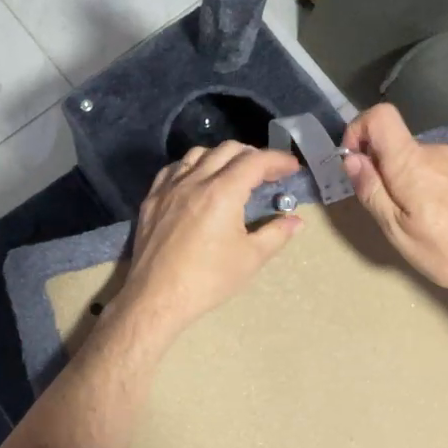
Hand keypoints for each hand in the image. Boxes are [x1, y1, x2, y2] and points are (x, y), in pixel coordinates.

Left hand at [119, 141, 302, 333]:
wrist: (157, 296)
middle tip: (266, 173)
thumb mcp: (250, 259)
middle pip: (227, 150)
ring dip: (221, 157)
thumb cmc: (208, 280)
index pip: (255, 161)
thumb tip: (296, 221)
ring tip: (233, 173)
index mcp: (223, 192)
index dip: (277, 160)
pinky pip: (173, 169)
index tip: (291, 167)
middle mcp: (195, 181)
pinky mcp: (151, 200)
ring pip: (198, 154)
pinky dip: (192, 167)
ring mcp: (169, 188)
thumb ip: (276, 234)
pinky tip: (197, 181)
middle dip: (252, 155)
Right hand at [342, 104, 447, 302]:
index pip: (379, 116)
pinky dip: (435, 187)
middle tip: (393, 214)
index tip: (356, 164)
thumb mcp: (399, 232)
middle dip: (384, 171)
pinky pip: (444, 170)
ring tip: (425, 223)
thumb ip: (372, 192)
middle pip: (398, 145)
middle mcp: (438, 151)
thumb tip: (352, 160)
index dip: (358, 131)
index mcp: (412, 163)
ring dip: (411, 183)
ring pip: (421, 161)